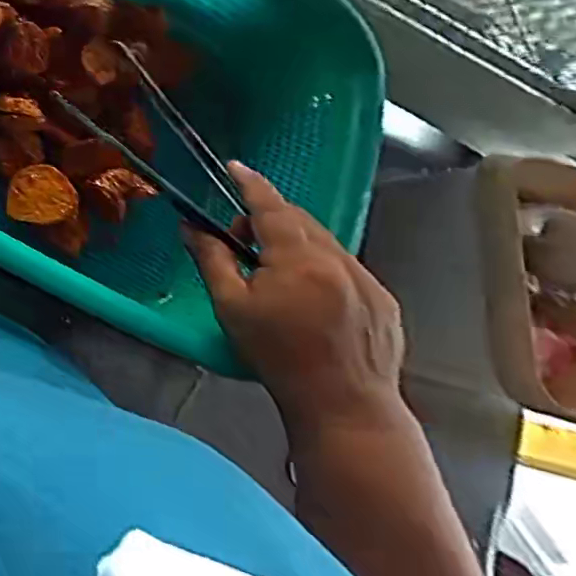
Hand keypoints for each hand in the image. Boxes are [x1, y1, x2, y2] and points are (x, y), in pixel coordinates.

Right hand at [183, 161, 406, 430]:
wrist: (345, 408)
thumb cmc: (279, 357)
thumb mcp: (231, 307)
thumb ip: (211, 259)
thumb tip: (191, 228)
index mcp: (298, 257)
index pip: (269, 205)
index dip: (250, 183)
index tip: (235, 167)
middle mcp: (337, 259)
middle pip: (297, 220)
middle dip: (266, 221)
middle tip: (241, 245)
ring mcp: (366, 279)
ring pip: (323, 242)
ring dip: (294, 244)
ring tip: (275, 279)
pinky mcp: (383, 301)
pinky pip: (346, 267)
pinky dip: (322, 268)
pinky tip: (311, 302)